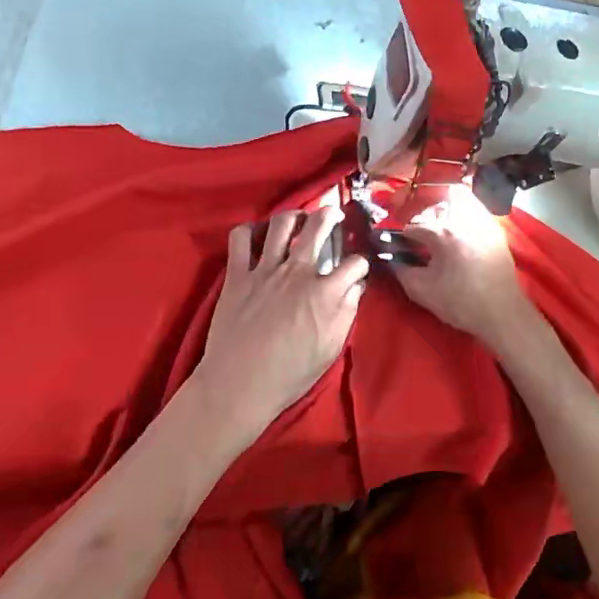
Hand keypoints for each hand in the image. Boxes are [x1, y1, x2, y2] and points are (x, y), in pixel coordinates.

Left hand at [194, 206, 369, 433]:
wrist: (240, 384)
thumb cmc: (291, 372)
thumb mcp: (331, 348)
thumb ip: (347, 312)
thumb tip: (355, 289)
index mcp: (325, 292)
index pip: (354, 263)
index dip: (360, 264)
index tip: (358, 270)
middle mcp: (298, 272)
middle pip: (318, 226)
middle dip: (330, 215)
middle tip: (332, 215)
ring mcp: (265, 270)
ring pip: (281, 224)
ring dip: (293, 216)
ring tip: (298, 219)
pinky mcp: (237, 274)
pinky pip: (240, 239)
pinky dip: (249, 230)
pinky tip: (257, 234)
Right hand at [393, 186, 543, 348]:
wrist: (502, 313)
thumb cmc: (461, 303)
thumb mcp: (422, 291)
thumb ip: (401, 271)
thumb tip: (392, 259)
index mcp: (443, 233)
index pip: (414, 225)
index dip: (403, 237)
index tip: (401, 247)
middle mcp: (462, 219)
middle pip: (435, 205)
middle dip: (424, 218)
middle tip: (421, 237)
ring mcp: (482, 222)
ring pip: (458, 198)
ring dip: (444, 208)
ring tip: (441, 229)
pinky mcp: (496, 229)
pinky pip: (476, 209)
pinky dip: (464, 212)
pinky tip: (459, 232)